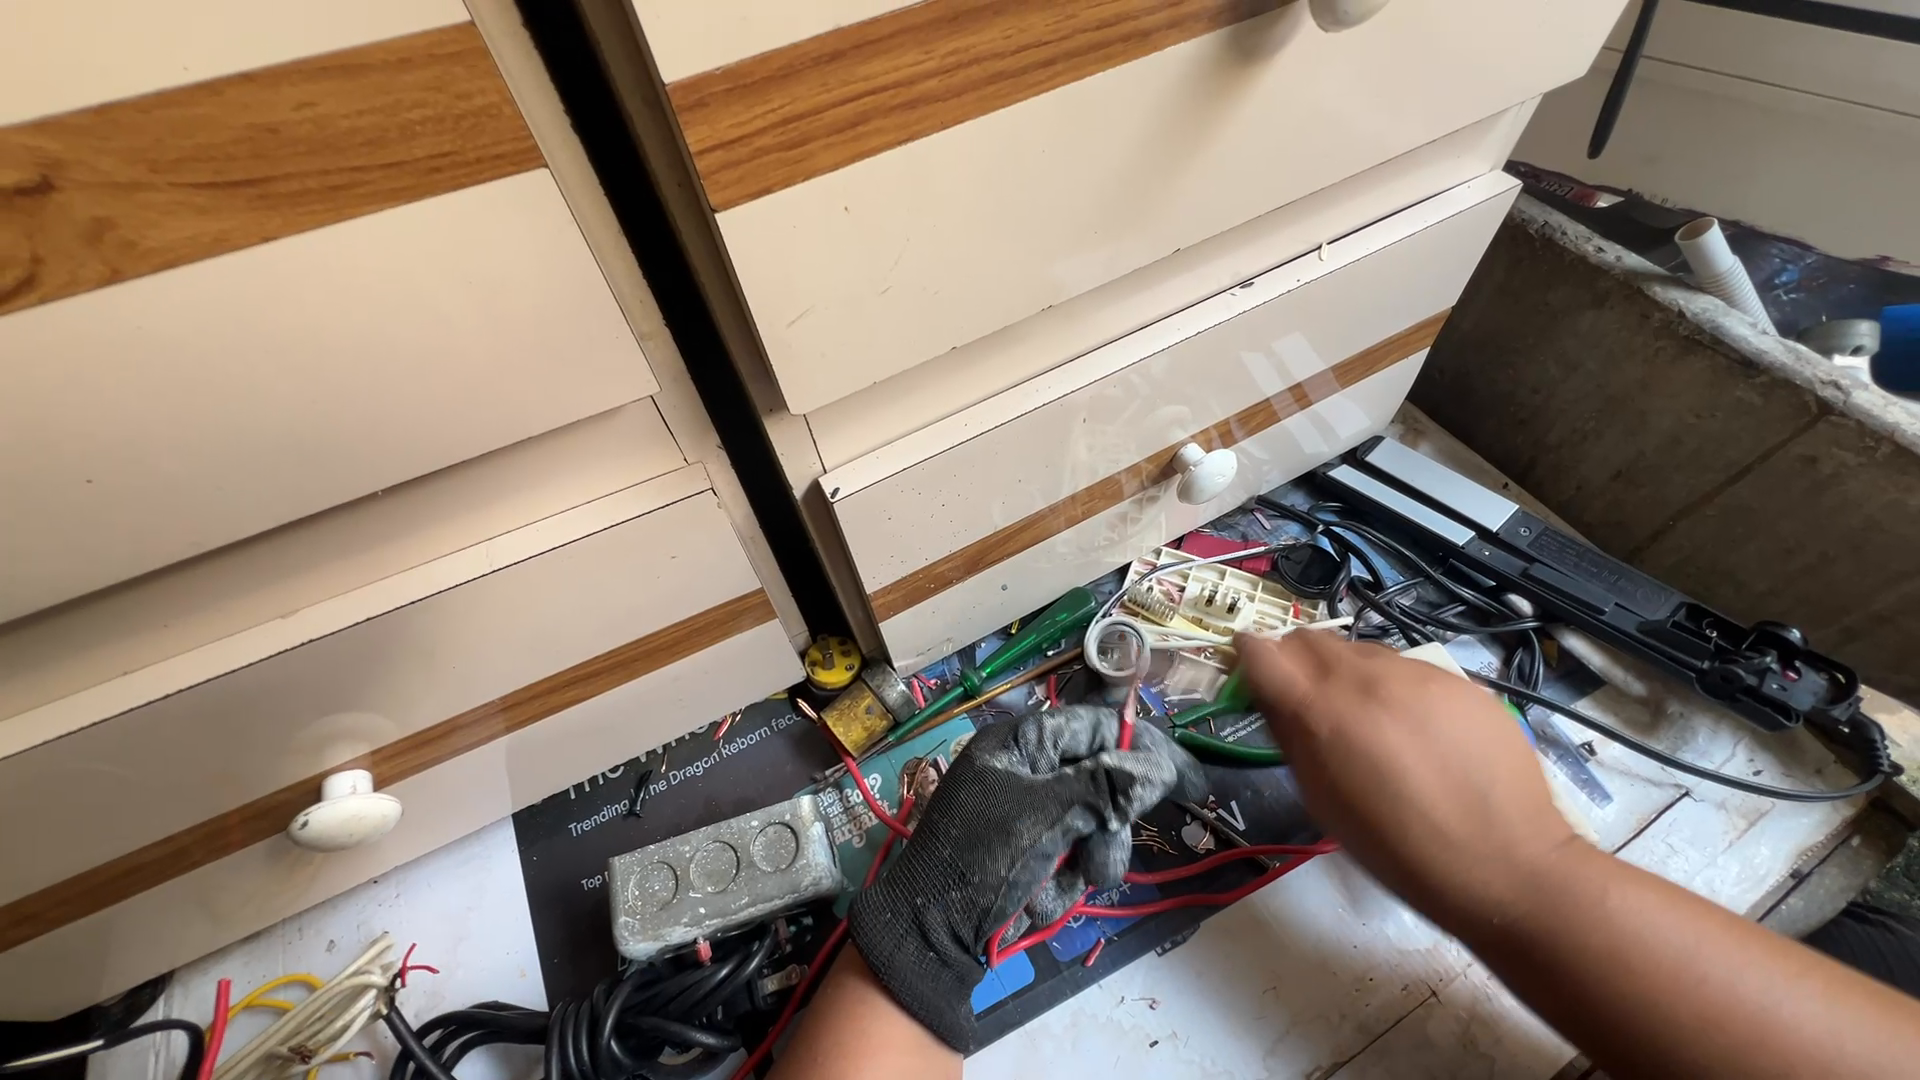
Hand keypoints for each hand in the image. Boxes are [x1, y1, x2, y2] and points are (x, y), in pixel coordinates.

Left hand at [848, 705, 1204, 1050]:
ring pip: (1096, 826)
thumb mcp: (1045, 814)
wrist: (931, 934)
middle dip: (1105, 826)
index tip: (1188, 780)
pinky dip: (1062, 884)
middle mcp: (1029, 770)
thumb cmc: (982, 857)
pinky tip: (1038, 899)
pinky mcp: (1034, 852)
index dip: (1144, 748)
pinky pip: (1075, 859)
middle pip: (1103, 781)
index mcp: (1021, 742)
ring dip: (1086, 863)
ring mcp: (1032, 813)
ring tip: (1059, 883)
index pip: (1096, 726)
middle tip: (1095, 853)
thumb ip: (1104, 784)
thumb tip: (1156, 764)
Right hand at [1235, 631, 1581, 931]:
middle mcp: (1364, 678)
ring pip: (1357, 650)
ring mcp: (1416, 674)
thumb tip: (1269, 696)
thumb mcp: (1320, 798)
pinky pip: (1406, 668)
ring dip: (1345, 672)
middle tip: (1305, 697)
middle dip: (1293, 659)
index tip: (1248, 668)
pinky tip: (1414, 728)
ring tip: (1367, 717)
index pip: (1261, 650)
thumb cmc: (1395, 846)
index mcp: (1320, 710)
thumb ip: (1289, 735)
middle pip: (1307, 638)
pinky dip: (1392, 686)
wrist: (1507, 865)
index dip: (1248, 654)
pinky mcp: (1458, 680)